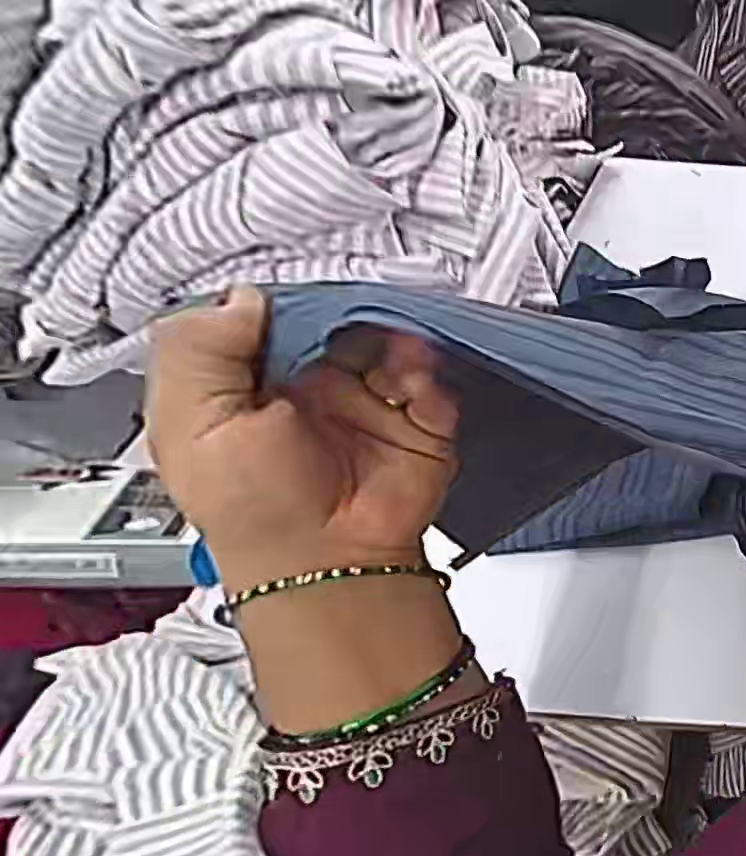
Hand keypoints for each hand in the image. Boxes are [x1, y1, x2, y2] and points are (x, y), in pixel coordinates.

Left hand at [145, 287, 459, 589]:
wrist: (326, 555)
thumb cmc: (252, 502)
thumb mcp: (190, 419)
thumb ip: (201, 351)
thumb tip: (247, 299)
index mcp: (263, 383)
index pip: (282, 324)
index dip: (296, 305)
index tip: (308, 295)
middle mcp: (324, 392)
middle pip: (350, 334)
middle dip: (361, 321)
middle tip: (366, 320)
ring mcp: (378, 412)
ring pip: (399, 360)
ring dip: (404, 352)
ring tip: (402, 359)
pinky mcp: (425, 435)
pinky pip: (439, 398)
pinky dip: (435, 388)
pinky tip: (420, 391)